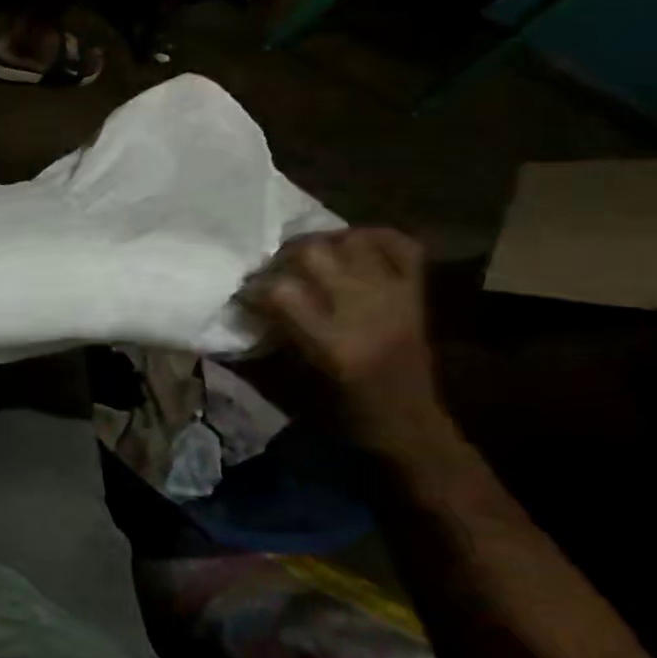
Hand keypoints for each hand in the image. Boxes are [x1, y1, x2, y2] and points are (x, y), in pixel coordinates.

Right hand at [244, 228, 445, 441]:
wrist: (407, 420)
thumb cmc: (340, 409)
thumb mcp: (292, 381)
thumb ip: (268, 338)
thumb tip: (240, 305)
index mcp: (331, 342)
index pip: (279, 291)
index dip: (253, 287)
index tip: (243, 294)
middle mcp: (365, 310)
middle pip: (314, 252)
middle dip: (282, 256)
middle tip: (272, 270)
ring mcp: (394, 296)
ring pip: (351, 240)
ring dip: (322, 242)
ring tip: (307, 256)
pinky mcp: (415, 291)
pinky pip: (400, 245)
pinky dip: (374, 237)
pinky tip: (351, 245)